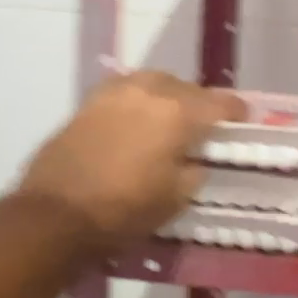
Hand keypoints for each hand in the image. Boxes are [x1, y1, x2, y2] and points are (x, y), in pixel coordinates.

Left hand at [18, 71, 243, 248]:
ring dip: (167, 97)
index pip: (221, 102)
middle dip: (200, 104)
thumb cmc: (124, 211)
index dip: (237, 112)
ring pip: (154, 82)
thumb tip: (196, 160)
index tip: (243, 122)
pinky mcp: (88, 103)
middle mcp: (150, 92)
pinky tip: (136, 121)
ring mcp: (116, 93)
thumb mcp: (176, 199)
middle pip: (187, 88)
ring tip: (168, 119)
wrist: (54, 215)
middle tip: (203, 127)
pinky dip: (138, 101)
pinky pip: (125, 91)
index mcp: (179, 113)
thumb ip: (194, 171)